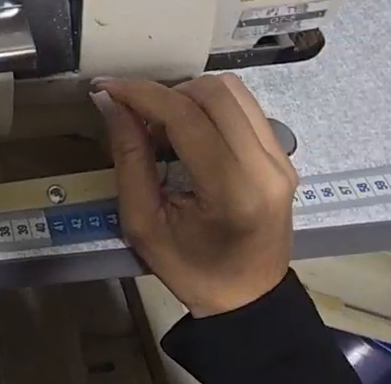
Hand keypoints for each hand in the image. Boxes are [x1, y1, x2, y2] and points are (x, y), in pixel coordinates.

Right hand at [95, 75, 297, 316]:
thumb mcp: (143, 222)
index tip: (107, 88)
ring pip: (231, 91)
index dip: (142, 93)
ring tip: (165, 125)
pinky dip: (209, 104)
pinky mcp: (283, 155)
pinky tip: (191, 129)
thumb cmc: (190, 268)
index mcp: (234, 192)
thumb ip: (128, 156)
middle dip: (165, 92)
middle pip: (213, 92)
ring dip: (189, 94)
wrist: (248, 300)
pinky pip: (244, 106)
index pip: (187, 117)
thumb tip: (109, 100)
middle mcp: (266, 168)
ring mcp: (281, 159)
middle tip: (138, 115)